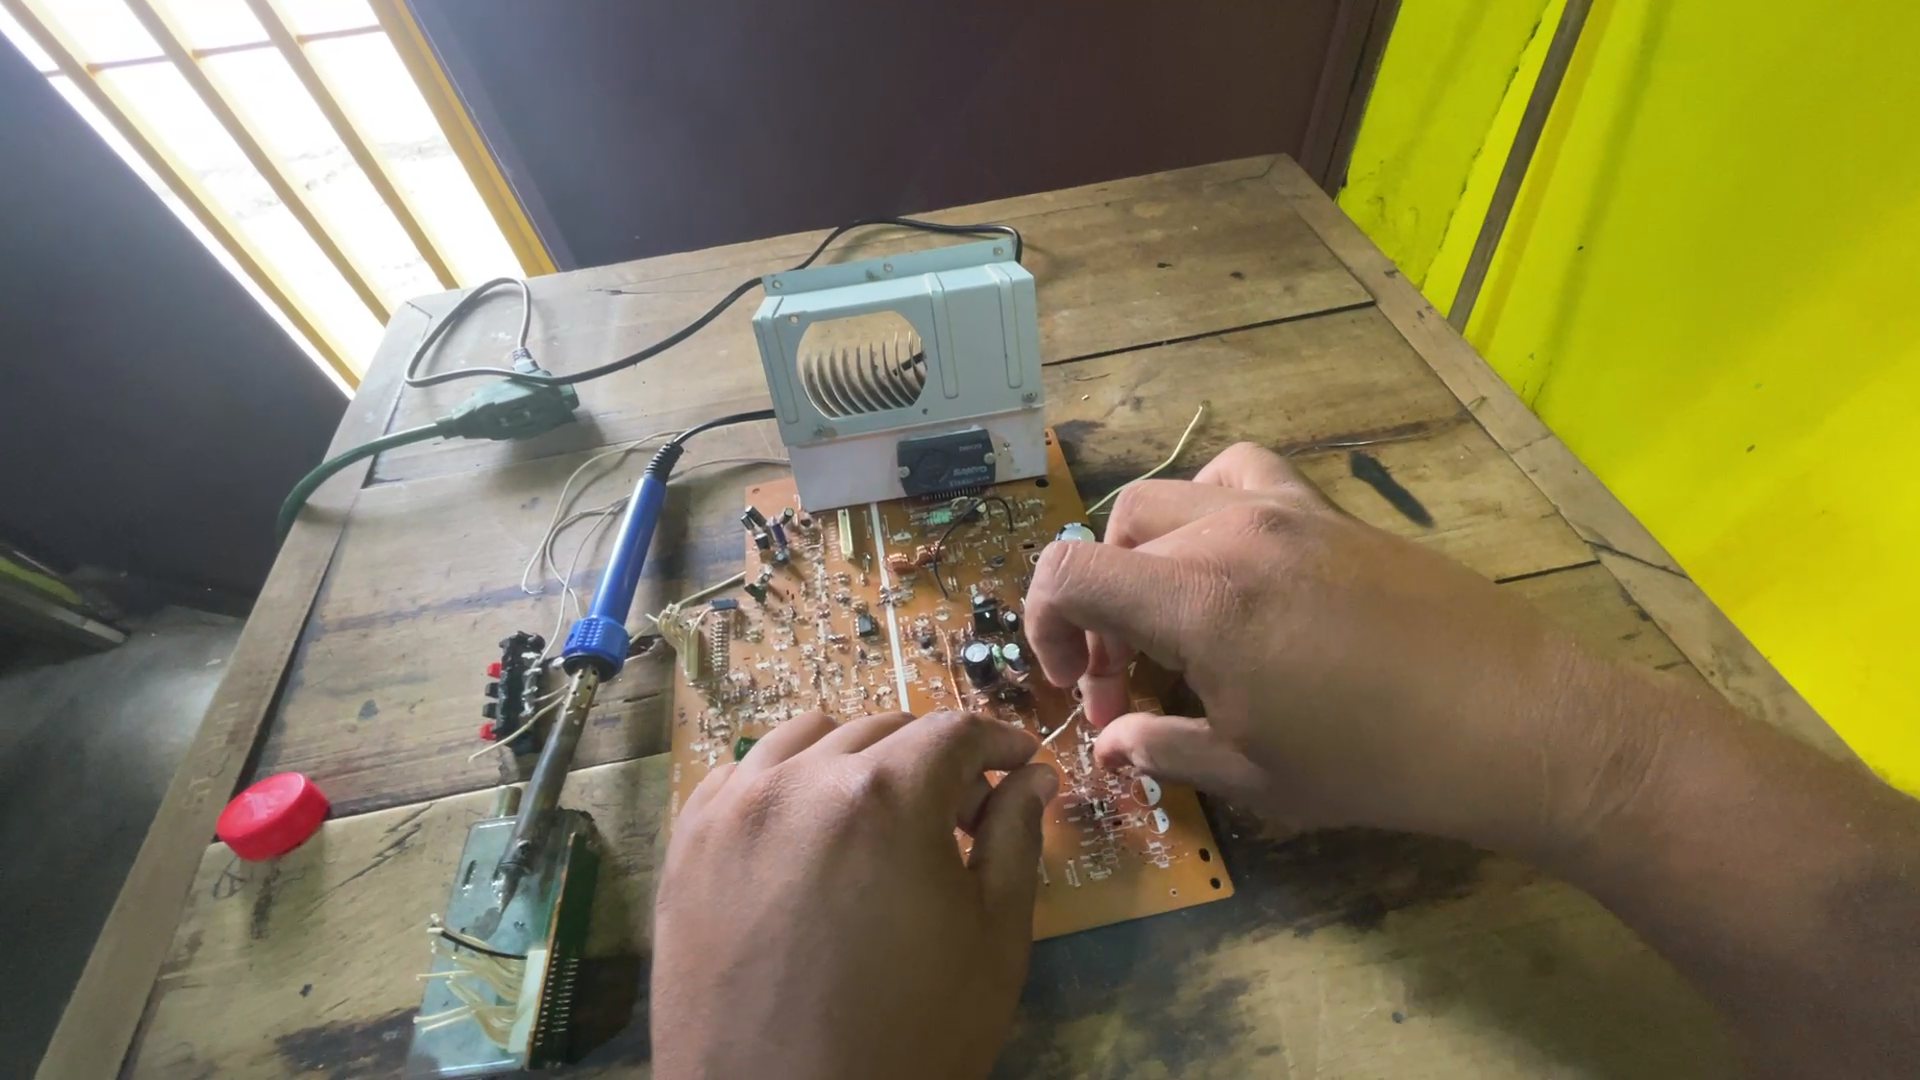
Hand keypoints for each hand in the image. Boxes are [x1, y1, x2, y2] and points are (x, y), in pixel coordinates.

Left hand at [651, 710, 1058, 1079]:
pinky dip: (787, 781)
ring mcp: (734, 808)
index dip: (999, 742)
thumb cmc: (909, 1039)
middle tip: (961, 814)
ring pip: (812, 736)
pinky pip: (745, 772)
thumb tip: (1033, 774)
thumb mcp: (992, 938)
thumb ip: (1016, 836)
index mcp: (884, 799)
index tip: (1020, 764)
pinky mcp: (689, 842)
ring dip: (860, 758)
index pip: (954, 731)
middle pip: (887, 729)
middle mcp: (801, 781)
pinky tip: (806, 831)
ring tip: (880, 815)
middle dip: (938, 760)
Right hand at [1025, 442, 1652, 855]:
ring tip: (1169, 610)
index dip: (1045, 624)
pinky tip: (1226, 550)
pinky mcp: (1323, 508)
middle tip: (1131, 681)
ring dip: (1138, 558)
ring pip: (1159, 503)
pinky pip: (1235, 473)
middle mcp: (1227, 535)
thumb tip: (1106, 745)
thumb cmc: (1380, 761)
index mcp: (1200, 602)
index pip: (1067, 573)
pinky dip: (1203, 505)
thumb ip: (1159, 748)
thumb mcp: (1252, 774)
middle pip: (1108, 546)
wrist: (1524, 724)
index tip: (1076, 682)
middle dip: (1099, 616)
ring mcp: (1280, 509)